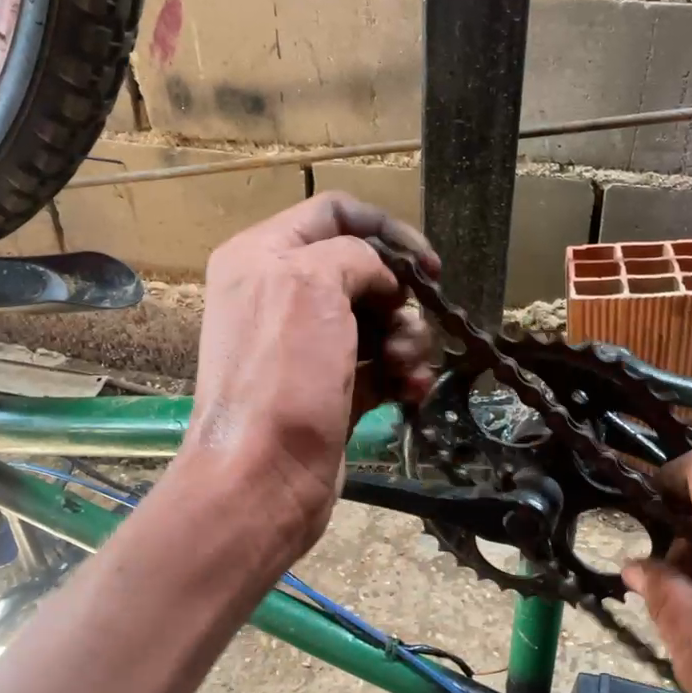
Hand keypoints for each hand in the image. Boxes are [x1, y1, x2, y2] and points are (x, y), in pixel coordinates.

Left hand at [187, 193, 437, 552]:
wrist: (264, 478)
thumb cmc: (282, 376)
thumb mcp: (313, 287)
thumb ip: (355, 257)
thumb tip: (384, 280)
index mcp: (264, 256)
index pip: (334, 214)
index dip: (387, 230)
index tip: (428, 266)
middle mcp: (283, 295)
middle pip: (364, 274)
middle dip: (400, 300)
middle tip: (409, 329)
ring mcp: (308, 347)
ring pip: (379, 323)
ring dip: (406, 341)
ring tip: (407, 369)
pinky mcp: (331, 390)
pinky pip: (380, 367)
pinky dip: (402, 374)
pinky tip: (412, 391)